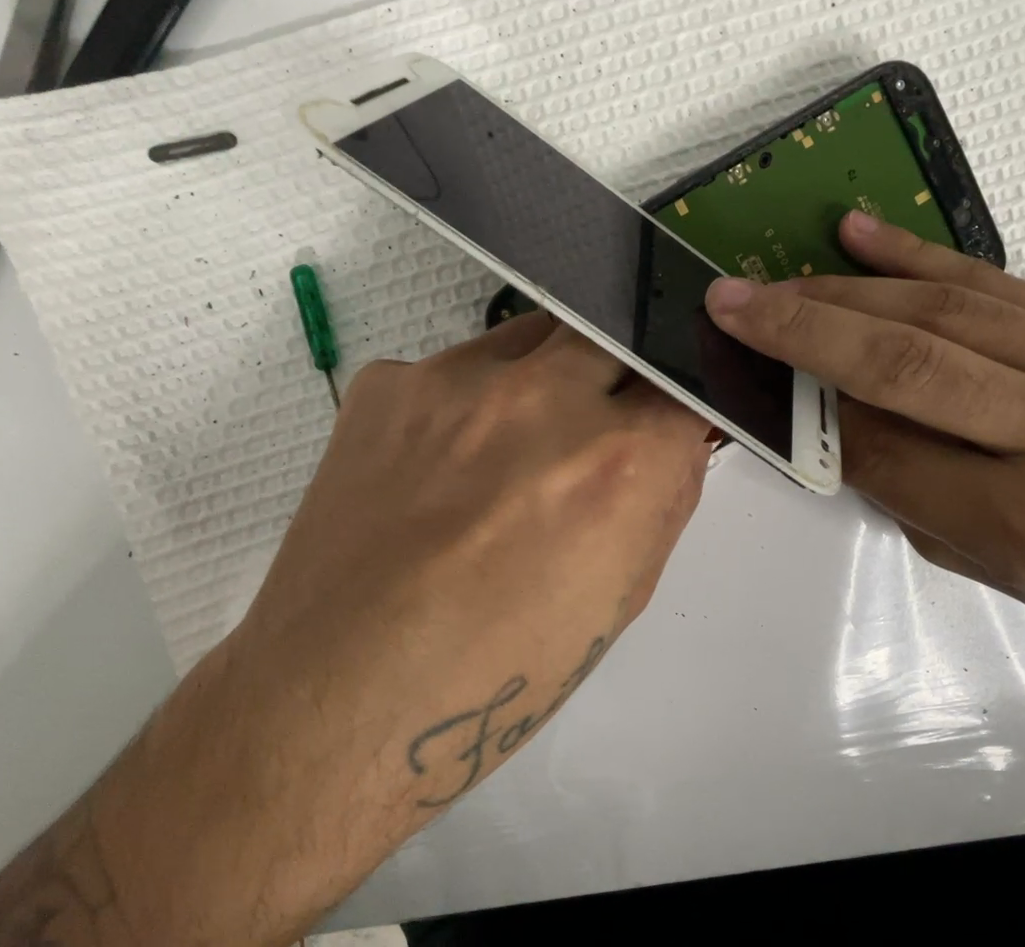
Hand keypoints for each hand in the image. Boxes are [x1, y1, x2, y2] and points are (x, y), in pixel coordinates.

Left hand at [242, 313, 711, 805]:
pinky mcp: (386, 382)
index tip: (658, 429)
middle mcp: (544, 399)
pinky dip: (467, 404)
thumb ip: (662, 500)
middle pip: (613, 331)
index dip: (674, 410)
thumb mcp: (621, 599)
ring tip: (506, 453)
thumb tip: (672, 440)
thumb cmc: (498, 674)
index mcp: (619, 462)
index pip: (683, 384)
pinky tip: (437, 470)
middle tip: (588, 433)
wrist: (340, 692)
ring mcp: (457, 381)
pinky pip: (455, 368)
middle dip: (617, 377)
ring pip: (535, 336)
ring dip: (544, 378)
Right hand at [704, 212, 1024, 645]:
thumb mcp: (999, 569)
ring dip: (843, 291)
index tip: (761, 385)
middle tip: (731, 302)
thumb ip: (912, 493)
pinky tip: (853, 234)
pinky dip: (913, 253)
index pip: (891, 455)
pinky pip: (992, 282)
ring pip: (942, 311)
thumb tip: (835, 416)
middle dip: (805, 329)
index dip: (817, 419)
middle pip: (909, 365)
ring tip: (775, 281)